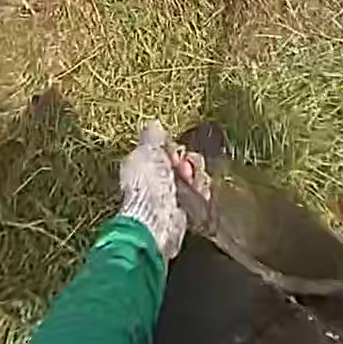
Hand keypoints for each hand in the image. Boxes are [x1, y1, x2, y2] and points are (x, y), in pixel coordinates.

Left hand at [116, 120, 210, 260]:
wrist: (156, 220)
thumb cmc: (146, 185)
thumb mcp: (147, 151)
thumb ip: (152, 136)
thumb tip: (154, 123)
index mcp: (141, 162)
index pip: (163, 148)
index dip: (172, 147)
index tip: (175, 151)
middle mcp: (154, 178)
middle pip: (181, 161)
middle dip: (187, 161)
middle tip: (184, 167)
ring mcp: (170, 194)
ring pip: (193, 177)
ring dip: (196, 176)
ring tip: (190, 180)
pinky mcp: (184, 209)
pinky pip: (199, 194)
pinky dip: (201, 191)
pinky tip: (199, 191)